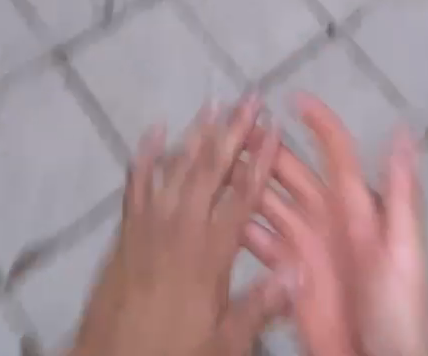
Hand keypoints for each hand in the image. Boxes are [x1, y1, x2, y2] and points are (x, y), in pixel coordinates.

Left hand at [70, 99, 292, 355]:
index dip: (260, 157)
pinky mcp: (127, 229)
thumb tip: (300, 270)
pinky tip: (155, 131)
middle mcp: (181, 226)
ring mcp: (150, 223)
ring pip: (177, 167)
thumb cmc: (172, 352)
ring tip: (213, 103)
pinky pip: (137, 183)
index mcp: (210, 251)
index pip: (243, 194)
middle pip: (212, 168)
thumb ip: (261, 304)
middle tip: (249, 97)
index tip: (273, 125)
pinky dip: (146, 155)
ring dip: (196, 133)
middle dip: (233, 130)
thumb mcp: (224, 341)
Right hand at [242, 96, 427, 355]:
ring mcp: (306, 246)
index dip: (317, 122)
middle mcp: (328, 217)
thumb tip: (403, 132)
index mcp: (357, 206)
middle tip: (230, 129)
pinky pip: (262, 243)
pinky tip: (219, 218)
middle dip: (263, 149)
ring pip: (271, 202)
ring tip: (214, 166)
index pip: (336, 152)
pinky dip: (242, 228)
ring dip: (246, 183)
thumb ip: (401, 193)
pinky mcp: (289, 275)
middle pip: (291, 172)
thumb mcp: (404, 251)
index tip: (290, 97)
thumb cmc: (397, 312)